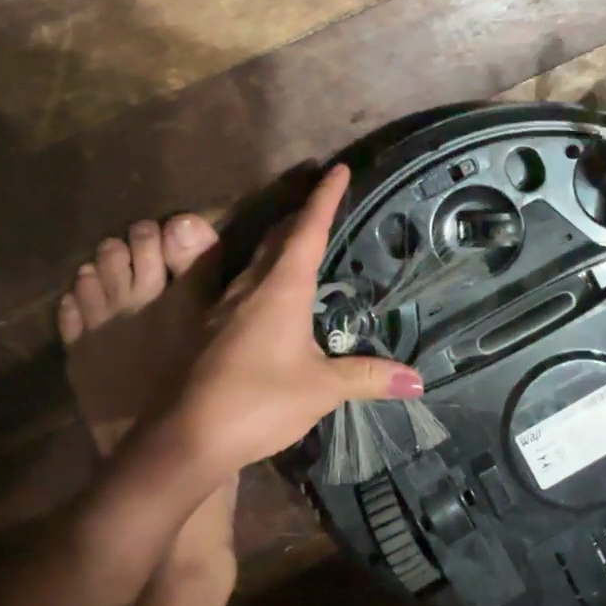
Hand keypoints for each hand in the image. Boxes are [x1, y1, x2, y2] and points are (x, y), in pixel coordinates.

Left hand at [169, 165, 424, 475]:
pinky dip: (262, 277)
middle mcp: (249, 289)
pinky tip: (267, 295)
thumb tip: (418, 380)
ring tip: (298, 240)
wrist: (187, 436)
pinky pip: (241, 289)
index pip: (307, 231)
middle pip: (278, 240)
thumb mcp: (321, 390)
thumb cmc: (259, 401)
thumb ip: (367, 377)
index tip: (338, 169)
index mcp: (279, 290)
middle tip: (322, 200)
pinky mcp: (209, 332)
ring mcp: (223, 309)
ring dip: (278, 245)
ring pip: (255, 263)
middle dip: (301, 216)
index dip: (325, 199)